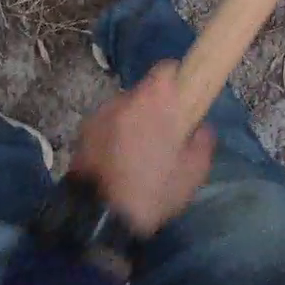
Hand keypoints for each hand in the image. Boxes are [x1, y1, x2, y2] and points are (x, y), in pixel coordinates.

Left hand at [68, 62, 214, 237]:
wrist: (99, 217)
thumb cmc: (152, 191)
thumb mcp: (192, 173)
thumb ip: (202, 142)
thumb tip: (201, 127)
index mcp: (153, 102)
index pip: (167, 68)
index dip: (178, 80)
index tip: (184, 100)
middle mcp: (123, 99)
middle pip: (145, 91)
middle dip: (155, 108)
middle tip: (164, 136)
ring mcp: (99, 113)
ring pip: (125, 109)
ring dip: (134, 122)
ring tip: (139, 154)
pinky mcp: (82, 131)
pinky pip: (107, 124)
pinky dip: (115, 134)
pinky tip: (119, 161)